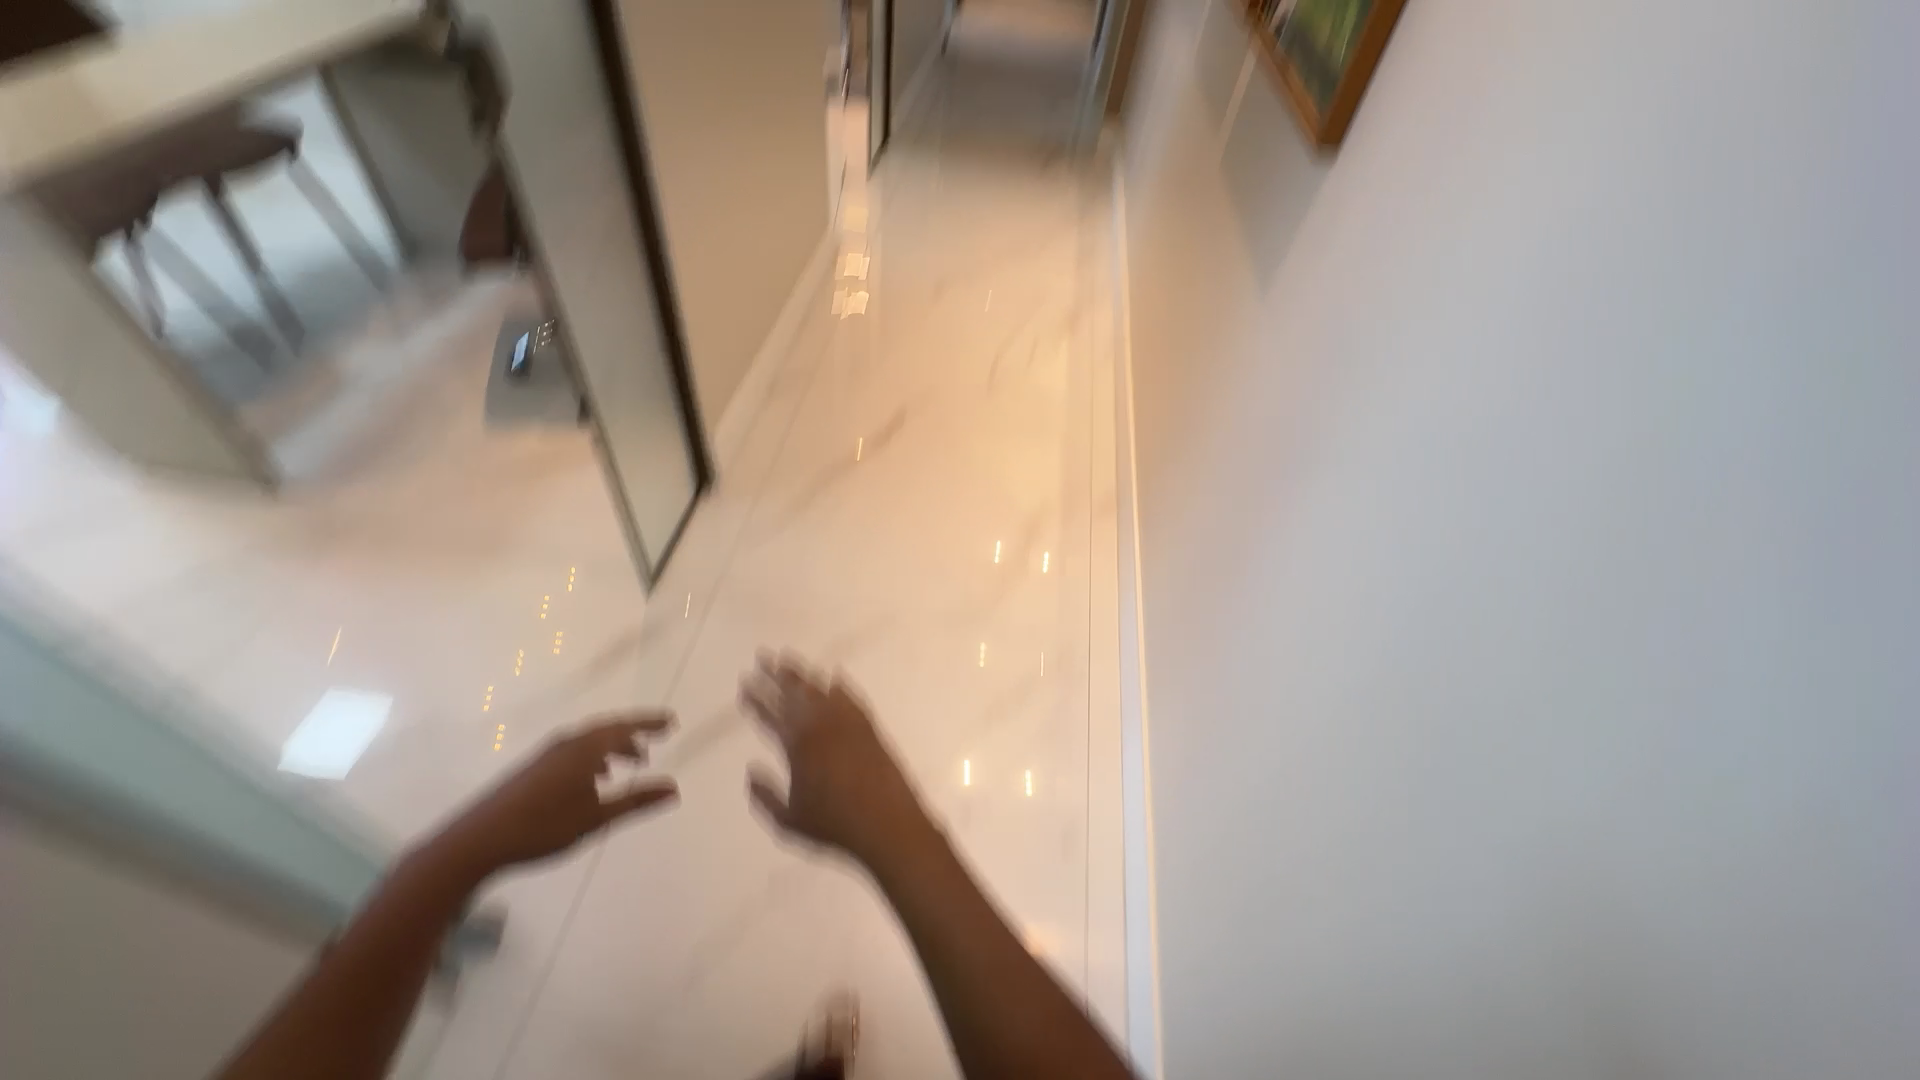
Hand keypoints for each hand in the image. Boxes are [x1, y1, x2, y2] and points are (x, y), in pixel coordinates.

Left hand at [430, 713, 678, 877]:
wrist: (476, 842)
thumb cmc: (542, 828)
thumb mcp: (595, 818)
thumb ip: (635, 801)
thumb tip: (674, 789)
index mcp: (584, 750)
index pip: (624, 727)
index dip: (649, 725)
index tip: (672, 723)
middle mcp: (566, 745)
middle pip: (606, 730)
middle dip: (633, 734)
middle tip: (656, 742)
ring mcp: (546, 756)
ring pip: (588, 742)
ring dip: (612, 748)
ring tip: (629, 764)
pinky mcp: (533, 770)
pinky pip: (574, 752)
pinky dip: (593, 758)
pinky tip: (593, 781)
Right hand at [740, 651, 937, 869]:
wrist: (888, 824)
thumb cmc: (834, 826)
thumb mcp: (788, 820)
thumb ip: (765, 796)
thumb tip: (750, 772)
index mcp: (798, 746)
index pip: (771, 716)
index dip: (756, 700)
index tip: (745, 684)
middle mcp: (822, 727)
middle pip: (795, 694)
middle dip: (776, 675)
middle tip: (763, 657)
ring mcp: (849, 724)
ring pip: (821, 691)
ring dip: (803, 675)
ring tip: (789, 660)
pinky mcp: (870, 729)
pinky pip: (852, 699)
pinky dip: (841, 686)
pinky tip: (835, 678)